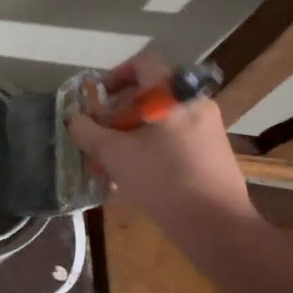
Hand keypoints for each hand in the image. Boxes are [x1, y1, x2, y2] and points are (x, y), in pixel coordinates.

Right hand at [67, 56, 255, 228]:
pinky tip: (136, 173)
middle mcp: (196, 105)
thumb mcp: (114, 154)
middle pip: (151, 94)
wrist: (217, 227)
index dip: (115, 75)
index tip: (99, 98)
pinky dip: (152, 146)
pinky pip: (176, 138)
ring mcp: (209, 131)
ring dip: (134, 131)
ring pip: (162, 119)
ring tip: (114, 157)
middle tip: (102, 132)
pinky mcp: (213, 155)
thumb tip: (75, 119)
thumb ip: (88, 131)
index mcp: (175, 96)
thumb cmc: (163, 180)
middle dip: (120, 110)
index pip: (143, 65)